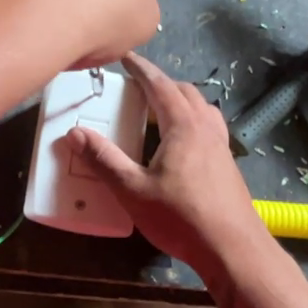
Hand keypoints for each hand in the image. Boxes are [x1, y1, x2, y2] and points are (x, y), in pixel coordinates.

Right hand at [64, 53, 265, 278]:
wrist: (233, 249)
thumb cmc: (181, 217)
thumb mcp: (132, 190)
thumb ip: (103, 159)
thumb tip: (75, 132)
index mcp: (183, 127)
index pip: (160, 86)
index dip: (141, 70)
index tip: (125, 57)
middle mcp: (206, 129)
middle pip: (185, 93)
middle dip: (160, 83)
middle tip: (136, 87)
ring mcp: (221, 148)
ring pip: (202, 110)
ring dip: (180, 101)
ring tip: (158, 110)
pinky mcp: (227, 166)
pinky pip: (208, 128)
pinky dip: (191, 122)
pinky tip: (179, 145)